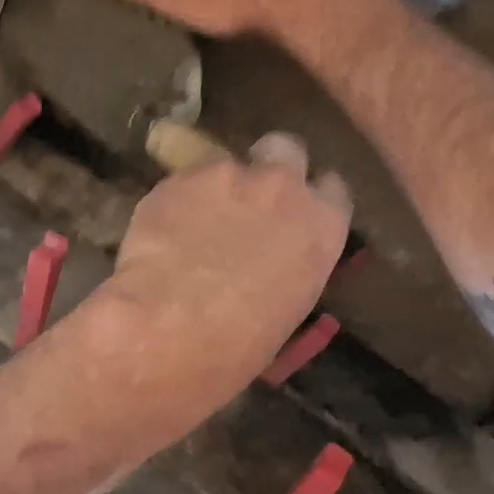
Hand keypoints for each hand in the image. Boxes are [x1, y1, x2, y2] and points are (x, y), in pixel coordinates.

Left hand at [103, 133, 352, 383]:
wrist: (173, 327)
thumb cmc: (241, 344)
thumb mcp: (290, 305)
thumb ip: (290, 263)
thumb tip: (272, 261)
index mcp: (322, 224)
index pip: (332, 188)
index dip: (311, 197)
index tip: (294, 213)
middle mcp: (282, 186)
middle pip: (286, 149)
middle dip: (270, 165)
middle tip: (248, 198)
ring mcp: (228, 174)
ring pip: (226, 162)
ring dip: (216, 185)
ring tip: (192, 223)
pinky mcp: (179, 177)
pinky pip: (182, 181)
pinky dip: (176, 201)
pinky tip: (161, 232)